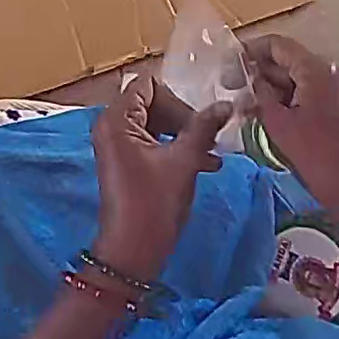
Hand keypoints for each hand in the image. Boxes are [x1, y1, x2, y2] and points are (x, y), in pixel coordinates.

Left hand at [92, 74, 227, 281]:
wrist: (133, 253)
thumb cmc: (154, 203)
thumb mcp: (184, 161)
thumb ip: (204, 127)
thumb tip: (227, 104)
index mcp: (117, 119)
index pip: (148, 86)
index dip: (176, 99)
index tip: (199, 120)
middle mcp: (111, 126)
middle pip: (151, 102)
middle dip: (182, 117)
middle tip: (207, 137)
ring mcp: (116, 144)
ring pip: (155, 122)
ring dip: (183, 133)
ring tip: (211, 152)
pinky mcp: (125, 161)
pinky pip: (152, 140)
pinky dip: (175, 147)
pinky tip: (203, 163)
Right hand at [244, 36, 338, 266]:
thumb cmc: (320, 158)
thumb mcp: (280, 125)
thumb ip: (261, 94)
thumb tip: (251, 77)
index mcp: (318, 70)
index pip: (279, 45)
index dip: (252, 51)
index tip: (232, 65)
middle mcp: (336, 74)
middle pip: (292, 62)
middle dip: (263, 74)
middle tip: (236, 90)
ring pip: (304, 81)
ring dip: (278, 90)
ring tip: (252, 108)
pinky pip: (317, 96)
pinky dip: (296, 102)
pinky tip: (278, 119)